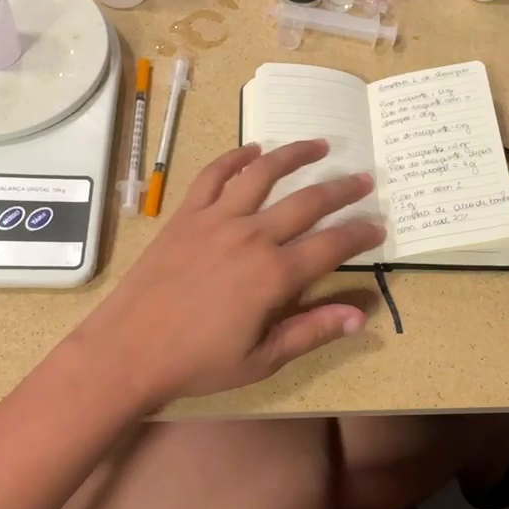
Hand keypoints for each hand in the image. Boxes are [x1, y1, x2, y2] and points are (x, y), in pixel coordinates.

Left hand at [75, 140, 384, 404]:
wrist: (127, 350)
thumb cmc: (197, 363)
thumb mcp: (261, 360)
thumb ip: (312, 331)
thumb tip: (362, 316)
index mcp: (274, 275)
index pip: (332, 246)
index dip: (361, 234)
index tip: (380, 225)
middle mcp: (251, 236)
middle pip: (307, 202)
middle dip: (342, 189)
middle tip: (365, 178)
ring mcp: (216, 219)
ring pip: (263, 173)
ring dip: (295, 155)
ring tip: (319, 145)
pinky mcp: (186, 214)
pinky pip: (214, 175)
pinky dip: (235, 156)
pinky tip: (253, 149)